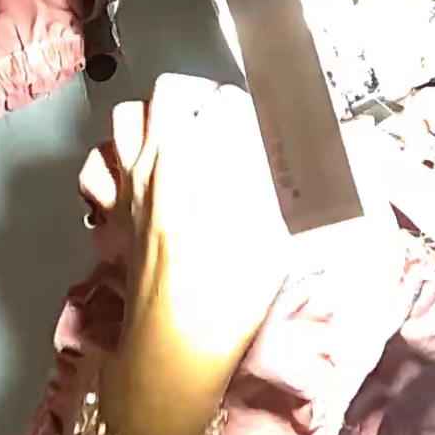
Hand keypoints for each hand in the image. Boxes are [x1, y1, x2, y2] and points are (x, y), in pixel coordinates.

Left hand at [79, 75, 289, 434]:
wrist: (179, 343)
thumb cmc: (236, 286)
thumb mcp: (284, 226)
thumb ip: (305, 180)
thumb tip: (339, 150)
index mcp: (204, 154)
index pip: (226, 99)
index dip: (250, 108)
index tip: (261, 124)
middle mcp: (160, 155)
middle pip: (170, 90)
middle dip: (199, 96)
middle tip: (219, 120)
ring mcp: (128, 180)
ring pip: (125, 118)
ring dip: (152, 117)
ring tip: (177, 136)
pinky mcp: (109, 210)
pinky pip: (95, 166)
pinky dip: (113, 158)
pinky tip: (136, 172)